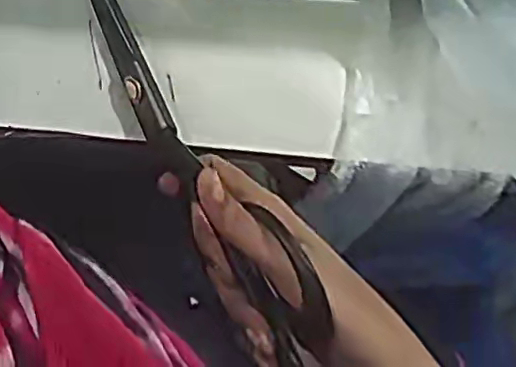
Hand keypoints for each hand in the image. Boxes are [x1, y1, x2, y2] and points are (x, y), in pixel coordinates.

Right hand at [162, 156, 434, 366]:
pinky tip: (268, 339)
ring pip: (219, 273)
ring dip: (237, 305)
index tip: (167, 188)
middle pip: (209, 231)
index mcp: (268, 215)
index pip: (216, 177)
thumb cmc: (348, 310)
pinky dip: (247, 327)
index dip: (189, 177)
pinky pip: (233, 307)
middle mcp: (261, 239)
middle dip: (218, 263)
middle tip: (240, 282)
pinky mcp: (265, 307)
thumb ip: (241, 222)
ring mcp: (262, 274)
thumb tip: (202, 176)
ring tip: (265, 327)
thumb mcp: (288, 262)